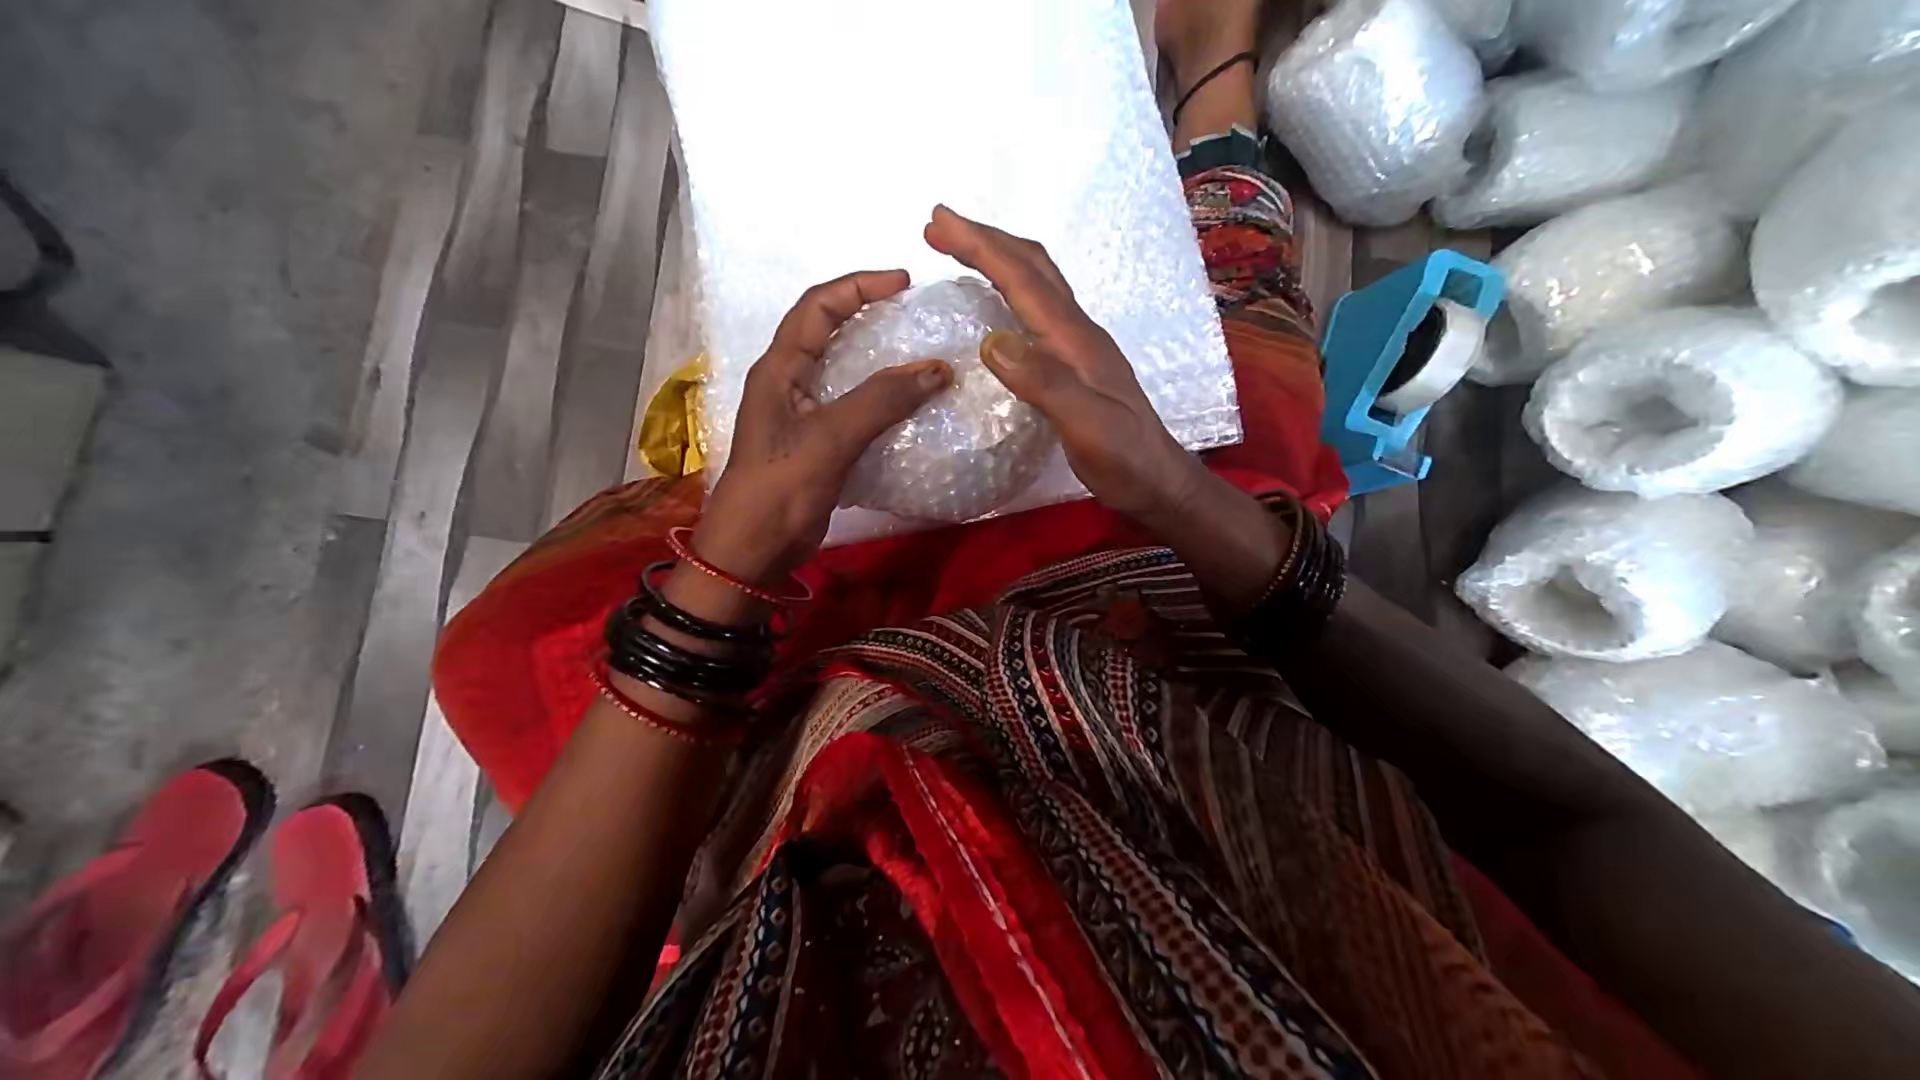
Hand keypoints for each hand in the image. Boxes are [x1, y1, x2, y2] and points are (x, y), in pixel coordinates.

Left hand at [693, 270, 951, 587]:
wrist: (754, 550)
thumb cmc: (780, 487)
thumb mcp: (830, 437)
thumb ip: (882, 400)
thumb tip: (938, 368)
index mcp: (780, 368)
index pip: (817, 307)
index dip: (858, 286)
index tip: (904, 283)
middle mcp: (789, 383)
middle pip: (829, 333)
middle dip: (869, 316)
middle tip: (914, 315)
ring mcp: (803, 415)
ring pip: (845, 372)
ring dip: (880, 361)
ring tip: (921, 357)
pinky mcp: (818, 444)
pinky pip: (854, 408)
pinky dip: (882, 401)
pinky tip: (910, 407)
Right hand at [923, 205, 1204, 520]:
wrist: (1159, 481)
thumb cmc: (1124, 459)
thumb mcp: (1087, 426)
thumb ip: (1045, 383)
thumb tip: (993, 341)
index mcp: (1075, 339)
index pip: (1023, 280)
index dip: (980, 247)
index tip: (937, 223)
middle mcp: (1078, 332)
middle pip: (1032, 268)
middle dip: (985, 240)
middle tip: (939, 226)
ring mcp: (1080, 347)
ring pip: (1037, 285)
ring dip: (998, 259)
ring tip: (962, 250)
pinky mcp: (1076, 364)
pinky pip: (1037, 311)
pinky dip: (1010, 291)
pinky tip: (997, 306)